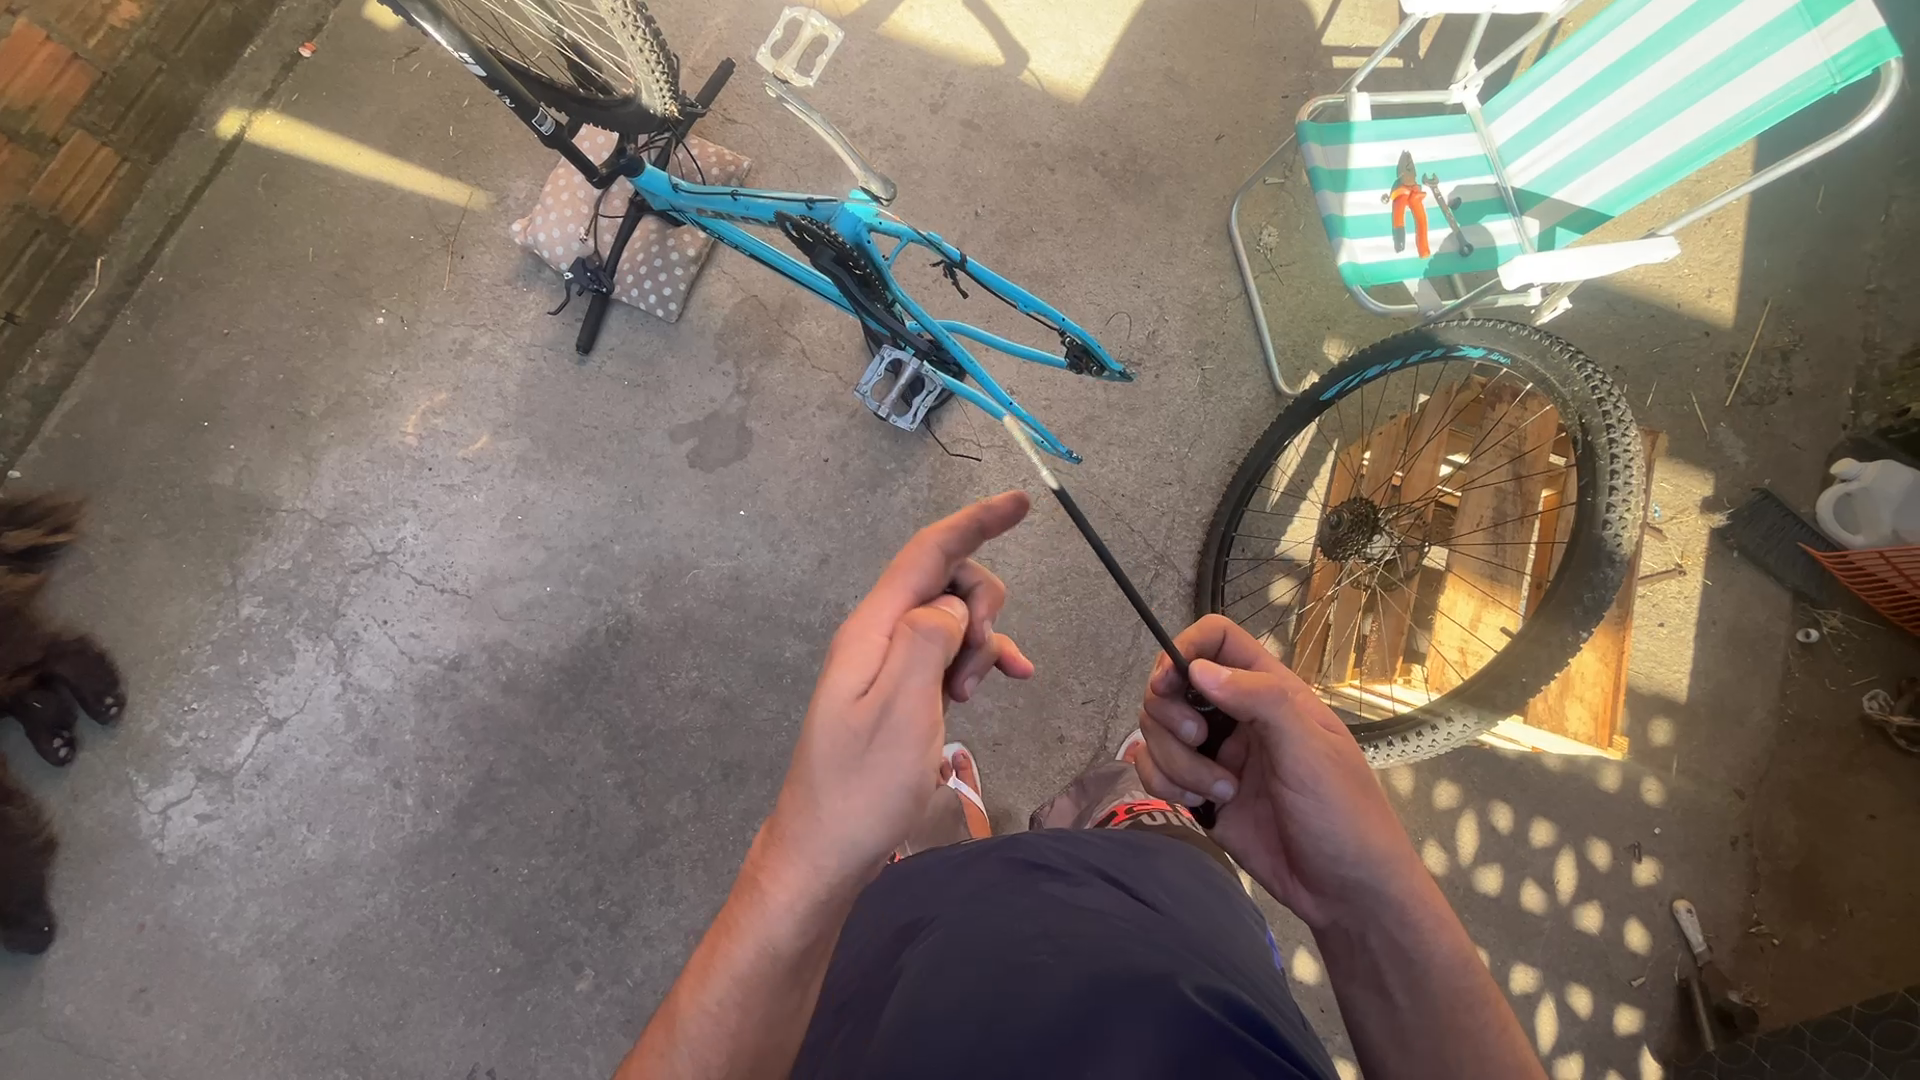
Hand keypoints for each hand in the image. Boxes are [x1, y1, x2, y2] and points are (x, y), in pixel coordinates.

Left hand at [761, 491, 1034, 891]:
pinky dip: (979, 660)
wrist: (824, 850)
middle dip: (981, 607)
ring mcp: (889, 662)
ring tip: (972, 695)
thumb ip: (928, 639)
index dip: (976, 522)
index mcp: (873, 628)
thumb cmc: (862, 786)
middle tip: (976, 669)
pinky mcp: (901, 689)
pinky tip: (1011, 677)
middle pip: (946, 581)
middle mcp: (878, 633)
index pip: (929, 552)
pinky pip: (948, 654)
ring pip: (952, 617)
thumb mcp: (904, 709)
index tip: (1022, 502)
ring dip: (979, 644)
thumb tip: (949, 603)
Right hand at [1132, 615, 1424, 930]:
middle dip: (1171, 716)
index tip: (1168, 683)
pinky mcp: (1197, 790)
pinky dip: (1164, 784)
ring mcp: (1214, 753)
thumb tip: (1197, 668)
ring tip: (1218, 792)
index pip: (1216, 639)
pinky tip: (1198, 805)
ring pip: (1156, 730)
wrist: (1346, 896)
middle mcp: (1235, 714)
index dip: (1185, 647)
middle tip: (1197, 742)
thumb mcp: (1310, 750)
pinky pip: (1154, 769)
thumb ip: (1259, 699)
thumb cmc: (1343, 814)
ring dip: (1175, 760)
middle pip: (1171, 685)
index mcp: (1268, 691)